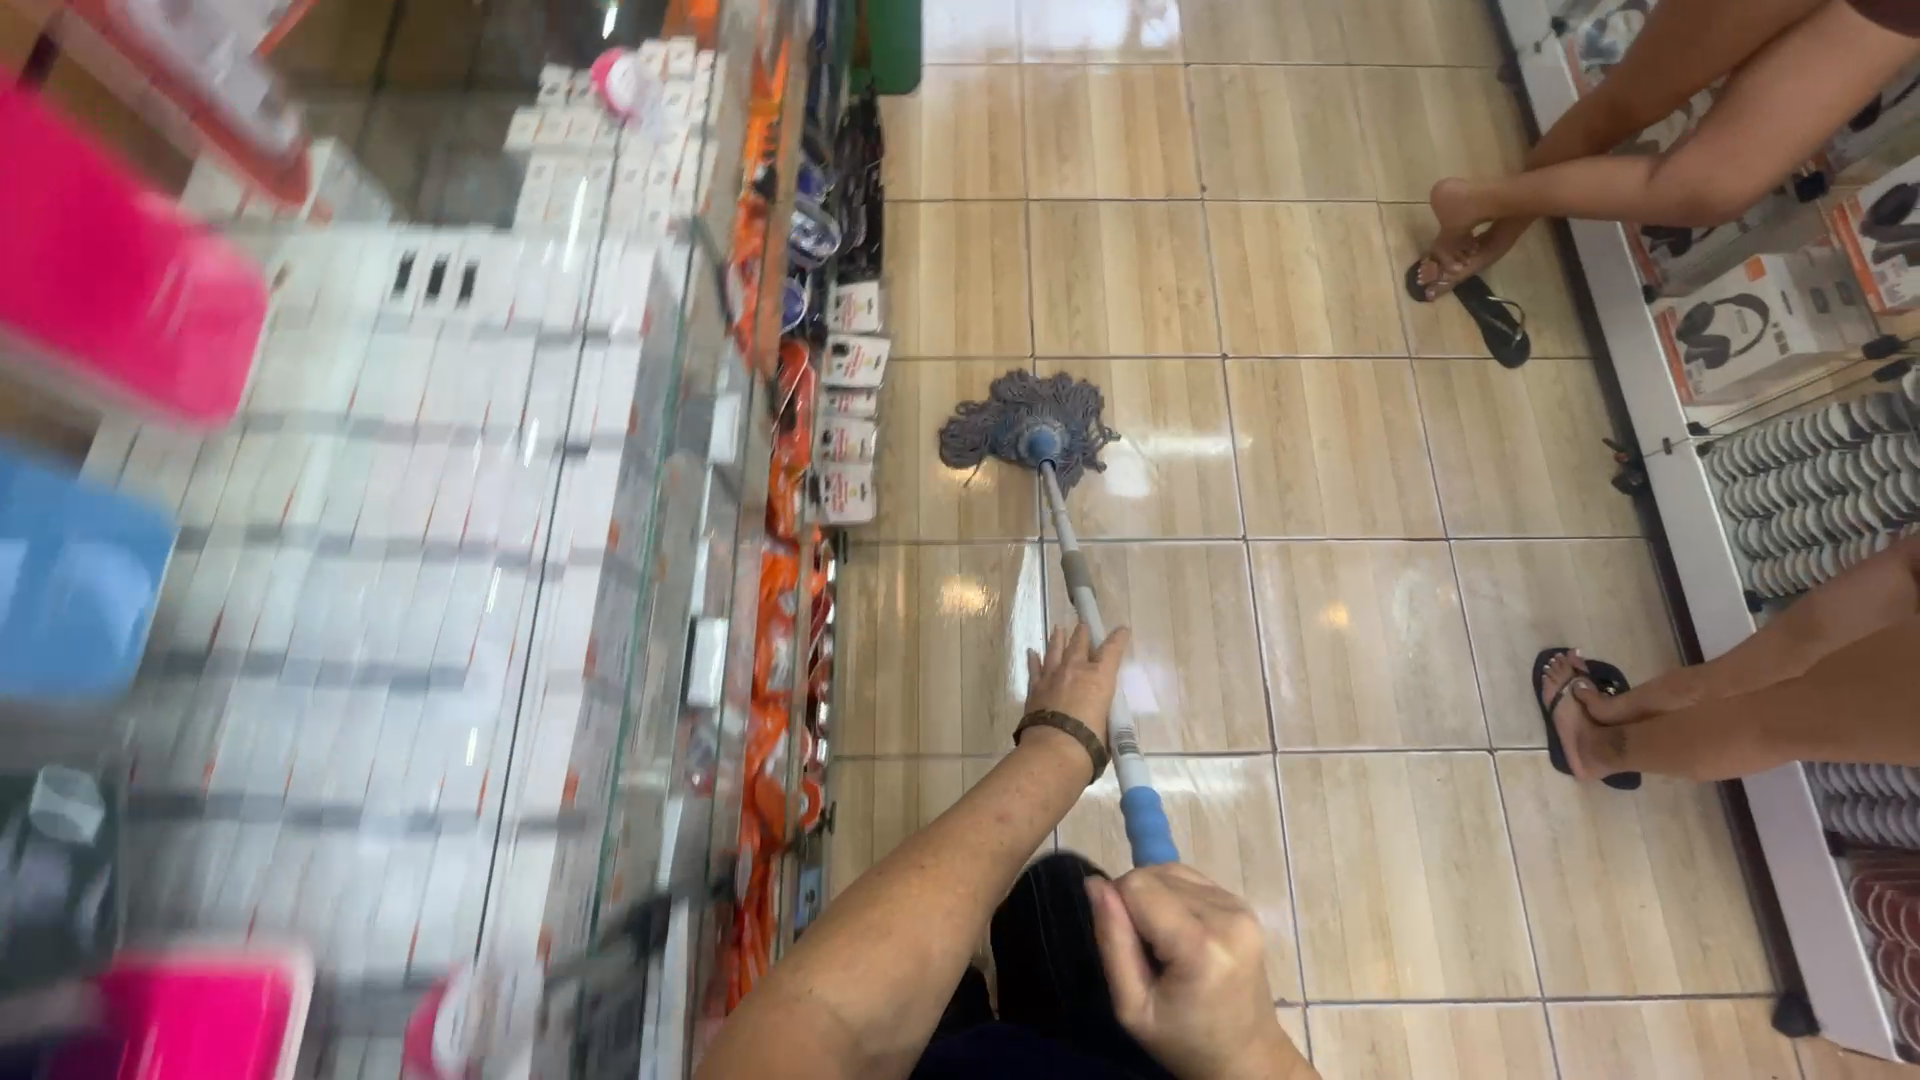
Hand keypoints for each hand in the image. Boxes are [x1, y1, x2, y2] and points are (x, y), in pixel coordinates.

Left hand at [1024, 622, 1131, 744]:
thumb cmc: (1090, 742)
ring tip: (1058, 629)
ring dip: (1057, 640)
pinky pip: (1034, 669)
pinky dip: (1033, 660)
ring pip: (1055, 651)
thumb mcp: (1108, 726)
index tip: (1122, 629)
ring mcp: (1052, 677)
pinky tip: (1031, 653)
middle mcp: (1075, 670)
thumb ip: (1104, 715)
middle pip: (1079, 645)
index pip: (1112, 651)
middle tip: (1082, 624)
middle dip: (1082, 634)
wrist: (1055, 749)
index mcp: (1099, 678)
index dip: (1118, 639)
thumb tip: (1100, 718)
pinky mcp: (1035, 689)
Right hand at [1088, 865, 1312, 1079]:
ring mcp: (1238, 906)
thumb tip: (1094, 884)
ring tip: (1162, 941)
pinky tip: (1178, 928)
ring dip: (1153, 897)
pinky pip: (1188, 878)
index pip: (1136, 885)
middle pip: (1152, 875)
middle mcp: (1227, 915)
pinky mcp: (1242, 903)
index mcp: (1201, 946)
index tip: (1126, 947)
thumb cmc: (1184, 1040)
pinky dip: (1172, 895)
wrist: (1246, 1057)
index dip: (1117, 907)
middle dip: (1135, 903)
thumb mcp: (1132, 1007)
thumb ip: (1112, 941)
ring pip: (1168, 872)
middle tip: (1145, 950)